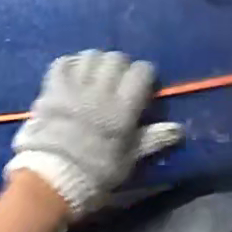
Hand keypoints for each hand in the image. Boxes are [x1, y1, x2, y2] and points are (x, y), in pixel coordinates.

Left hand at [5, 50, 183, 218]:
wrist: (53, 175)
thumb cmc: (97, 170)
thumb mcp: (130, 158)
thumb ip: (153, 138)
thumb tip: (178, 128)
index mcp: (122, 107)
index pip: (141, 71)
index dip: (144, 75)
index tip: (143, 85)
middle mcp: (100, 89)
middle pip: (116, 58)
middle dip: (121, 66)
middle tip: (119, 80)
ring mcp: (74, 85)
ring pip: (90, 56)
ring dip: (96, 62)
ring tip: (95, 75)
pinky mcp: (53, 87)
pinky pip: (64, 62)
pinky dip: (71, 64)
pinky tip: (74, 74)